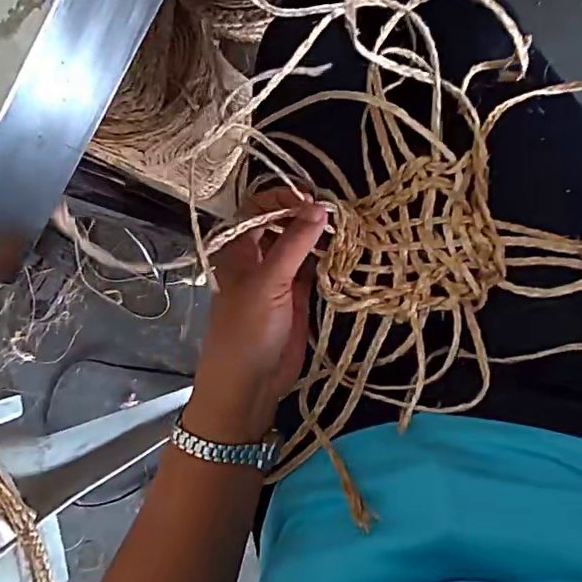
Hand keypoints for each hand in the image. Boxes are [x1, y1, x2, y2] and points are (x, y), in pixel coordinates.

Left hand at [192, 190, 328, 443]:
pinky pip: (312, 268)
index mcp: (237, 249)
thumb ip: (295, 243)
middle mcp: (257, 257)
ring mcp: (278, 276)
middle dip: (304, 214)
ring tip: (344, 229)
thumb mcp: (269, 282)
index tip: (310, 197)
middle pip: (280, 223)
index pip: (257, 208)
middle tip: (332, 212)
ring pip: (299, 245)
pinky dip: (326, 259)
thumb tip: (319, 206)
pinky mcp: (297, 296)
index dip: (281, 198)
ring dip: (318, 236)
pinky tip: (343, 252)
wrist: (249, 384)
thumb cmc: (247, 329)